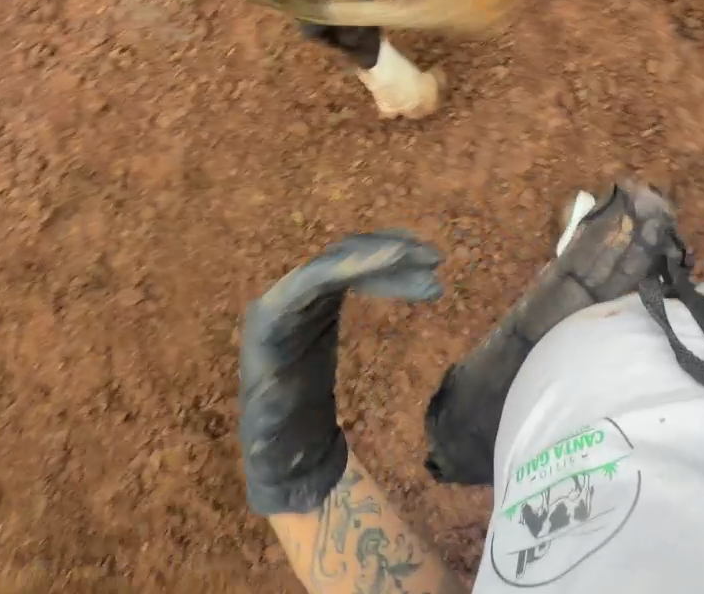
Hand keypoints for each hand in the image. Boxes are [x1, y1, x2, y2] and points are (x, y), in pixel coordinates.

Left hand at [239, 233, 443, 514]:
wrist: (285, 449)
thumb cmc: (279, 448)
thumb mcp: (273, 442)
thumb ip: (275, 419)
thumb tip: (276, 390)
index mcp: (269, 323)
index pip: (313, 278)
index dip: (355, 262)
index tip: (400, 254)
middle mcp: (285, 298)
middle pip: (336, 259)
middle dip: (384, 253)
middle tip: (433, 259)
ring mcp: (305, 298)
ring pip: (350, 260)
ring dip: (392, 258)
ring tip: (434, 265)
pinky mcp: (322, 303)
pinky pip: (355, 273)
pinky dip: (387, 270)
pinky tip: (415, 273)